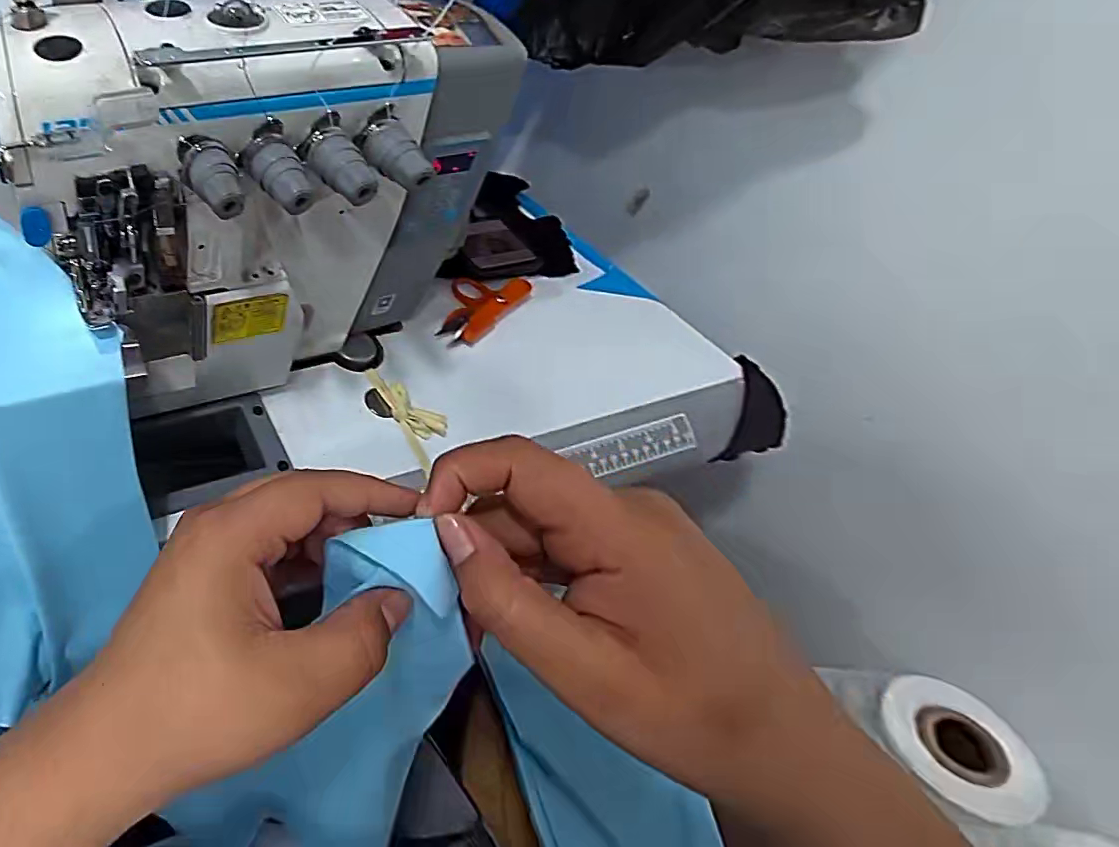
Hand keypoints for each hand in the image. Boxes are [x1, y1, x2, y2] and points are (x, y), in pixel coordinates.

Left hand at [69, 471, 421, 801]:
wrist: (115, 740)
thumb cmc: (201, 708)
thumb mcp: (299, 682)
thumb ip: (361, 636)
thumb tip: (395, 600)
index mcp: (229, 530)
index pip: (311, 488)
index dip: (367, 492)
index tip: (416, 510)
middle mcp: (212, 524)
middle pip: (291, 497)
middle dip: (349, 514)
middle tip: (398, 544)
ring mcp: (200, 548)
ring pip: (274, 522)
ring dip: (323, 539)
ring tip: (371, 568)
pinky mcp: (198, 574)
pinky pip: (258, 548)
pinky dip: (297, 561)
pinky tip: (326, 588)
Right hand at [419, 438, 965, 846]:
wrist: (795, 760)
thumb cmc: (693, 718)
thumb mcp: (582, 672)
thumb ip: (502, 596)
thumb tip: (442, 528)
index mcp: (621, 525)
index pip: (518, 460)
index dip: (456, 475)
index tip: (424, 528)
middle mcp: (626, 507)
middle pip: (519, 497)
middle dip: (471, 539)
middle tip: (450, 598)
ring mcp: (633, 526)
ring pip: (533, 522)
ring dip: (498, 561)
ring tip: (485, 622)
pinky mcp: (633, 547)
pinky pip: (558, 541)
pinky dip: (527, 571)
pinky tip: (523, 614)